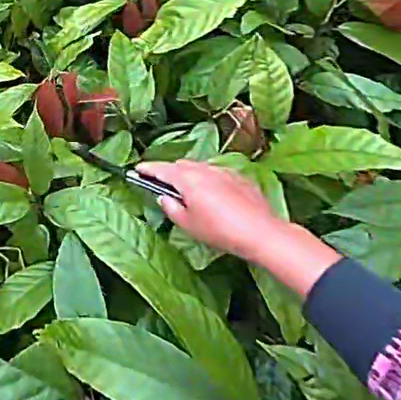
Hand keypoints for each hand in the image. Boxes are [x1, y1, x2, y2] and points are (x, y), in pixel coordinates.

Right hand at [135, 160, 340, 295]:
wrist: (263, 234)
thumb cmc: (221, 231)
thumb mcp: (187, 224)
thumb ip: (170, 208)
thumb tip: (164, 198)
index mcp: (187, 179)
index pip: (160, 169)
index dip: (146, 169)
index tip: (137, 170)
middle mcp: (204, 169)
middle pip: (180, 165)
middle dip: (168, 171)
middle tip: (160, 182)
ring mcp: (224, 172)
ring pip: (199, 167)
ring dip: (188, 174)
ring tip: (185, 188)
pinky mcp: (240, 178)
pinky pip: (216, 173)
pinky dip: (207, 178)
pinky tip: (211, 193)